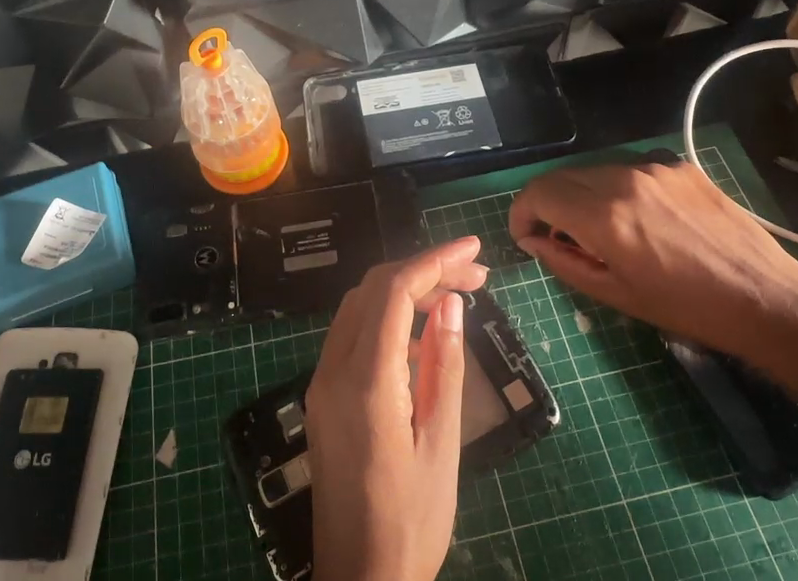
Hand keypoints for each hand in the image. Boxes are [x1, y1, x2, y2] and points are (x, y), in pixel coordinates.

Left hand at [306, 238, 489, 580]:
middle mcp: (333, 371)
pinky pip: (352, 336)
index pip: (394, 292)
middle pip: (373, 290)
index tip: (474, 250)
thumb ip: (443, 367)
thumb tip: (450, 304)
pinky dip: (387, 319)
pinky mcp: (323, 398)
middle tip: (476, 277)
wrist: (359, 579)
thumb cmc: (411, 523)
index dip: (434, 260)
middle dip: (423, 270)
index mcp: (365, 382)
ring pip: (359, 308)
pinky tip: (422, 334)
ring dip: (404, 291)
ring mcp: (322, 383)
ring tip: (456, 297)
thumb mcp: (441, 446)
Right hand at [508, 161, 797, 365]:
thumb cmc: (687, 308)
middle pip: (562, 177)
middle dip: (549, 204)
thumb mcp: (617, 295)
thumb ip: (564, 262)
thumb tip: (534, 241)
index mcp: (604, 216)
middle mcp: (624, 180)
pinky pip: (630, 170)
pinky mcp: (680, 167)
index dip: (521, 212)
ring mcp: (655, 168)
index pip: (539, 193)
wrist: (767, 298)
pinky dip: (618, 189)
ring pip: (595, 170)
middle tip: (557, 237)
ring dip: (582, 194)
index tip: (526, 236)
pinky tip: (639, 219)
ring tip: (600, 231)